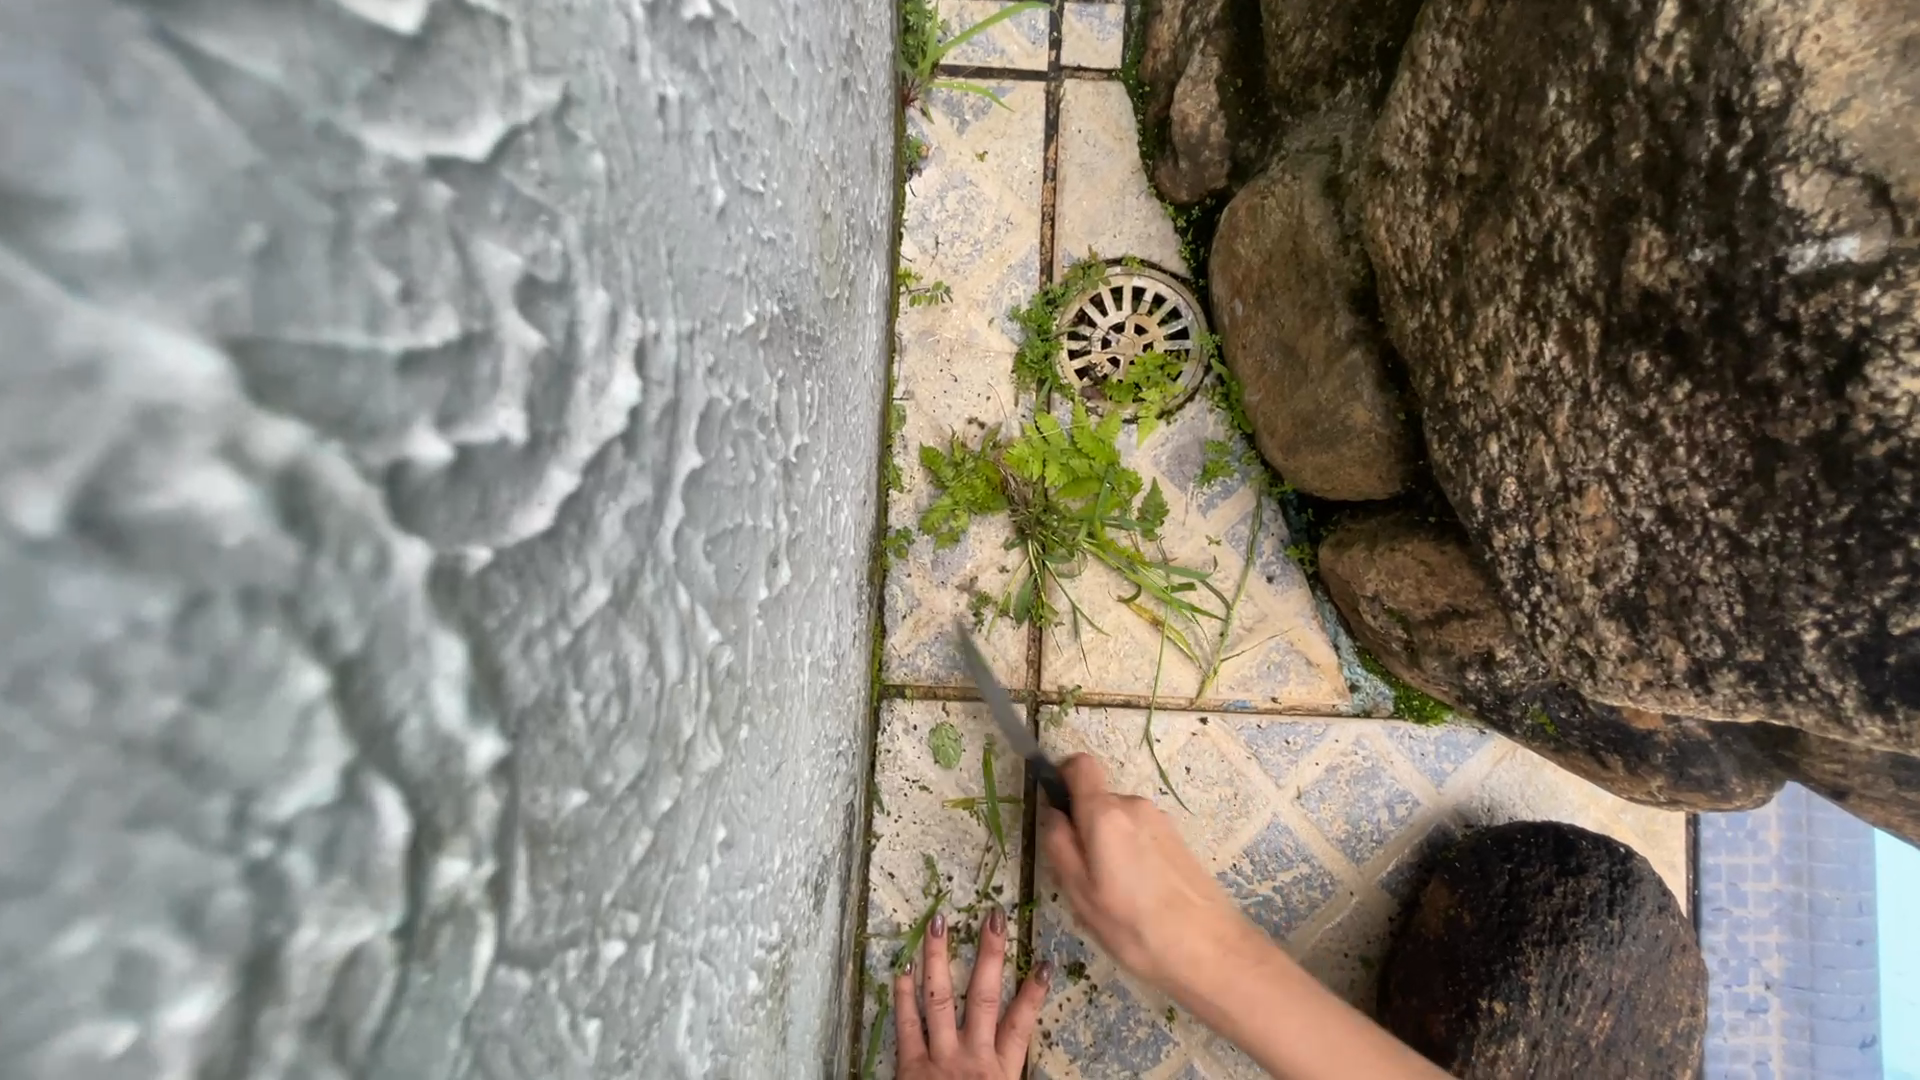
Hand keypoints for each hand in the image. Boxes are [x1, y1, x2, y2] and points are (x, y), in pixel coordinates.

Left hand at [894, 904, 1050, 1079]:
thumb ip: (1012, 1071)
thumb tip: (1026, 1045)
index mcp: (1000, 1075)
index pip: (1021, 1026)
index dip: (1033, 993)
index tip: (1043, 962)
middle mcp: (972, 1058)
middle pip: (984, 996)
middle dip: (991, 954)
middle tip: (994, 915)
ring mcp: (939, 1059)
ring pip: (940, 998)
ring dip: (938, 958)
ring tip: (938, 922)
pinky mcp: (909, 1068)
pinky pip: (906, 1025)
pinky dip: (903, 996)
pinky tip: (901, 968)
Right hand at [1040, 753, 1254, 993]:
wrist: (1211, 952)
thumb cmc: (1134, 926)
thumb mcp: (1079, 892)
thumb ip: (1059, 844)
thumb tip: (1053, 813)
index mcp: (1105, 813)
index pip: (1079, 765)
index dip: (1062, 777)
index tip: (1057, 811)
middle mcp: (1134, 806)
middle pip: (1097, 802)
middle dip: (1084, 830)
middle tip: (1085, 880)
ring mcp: (1160, 821)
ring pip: (1118, 823)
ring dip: (1108, 848)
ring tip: (1115, 897)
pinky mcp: (1178, 840)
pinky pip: (1139, 836)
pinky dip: (1131, 857)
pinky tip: (1139, 899)